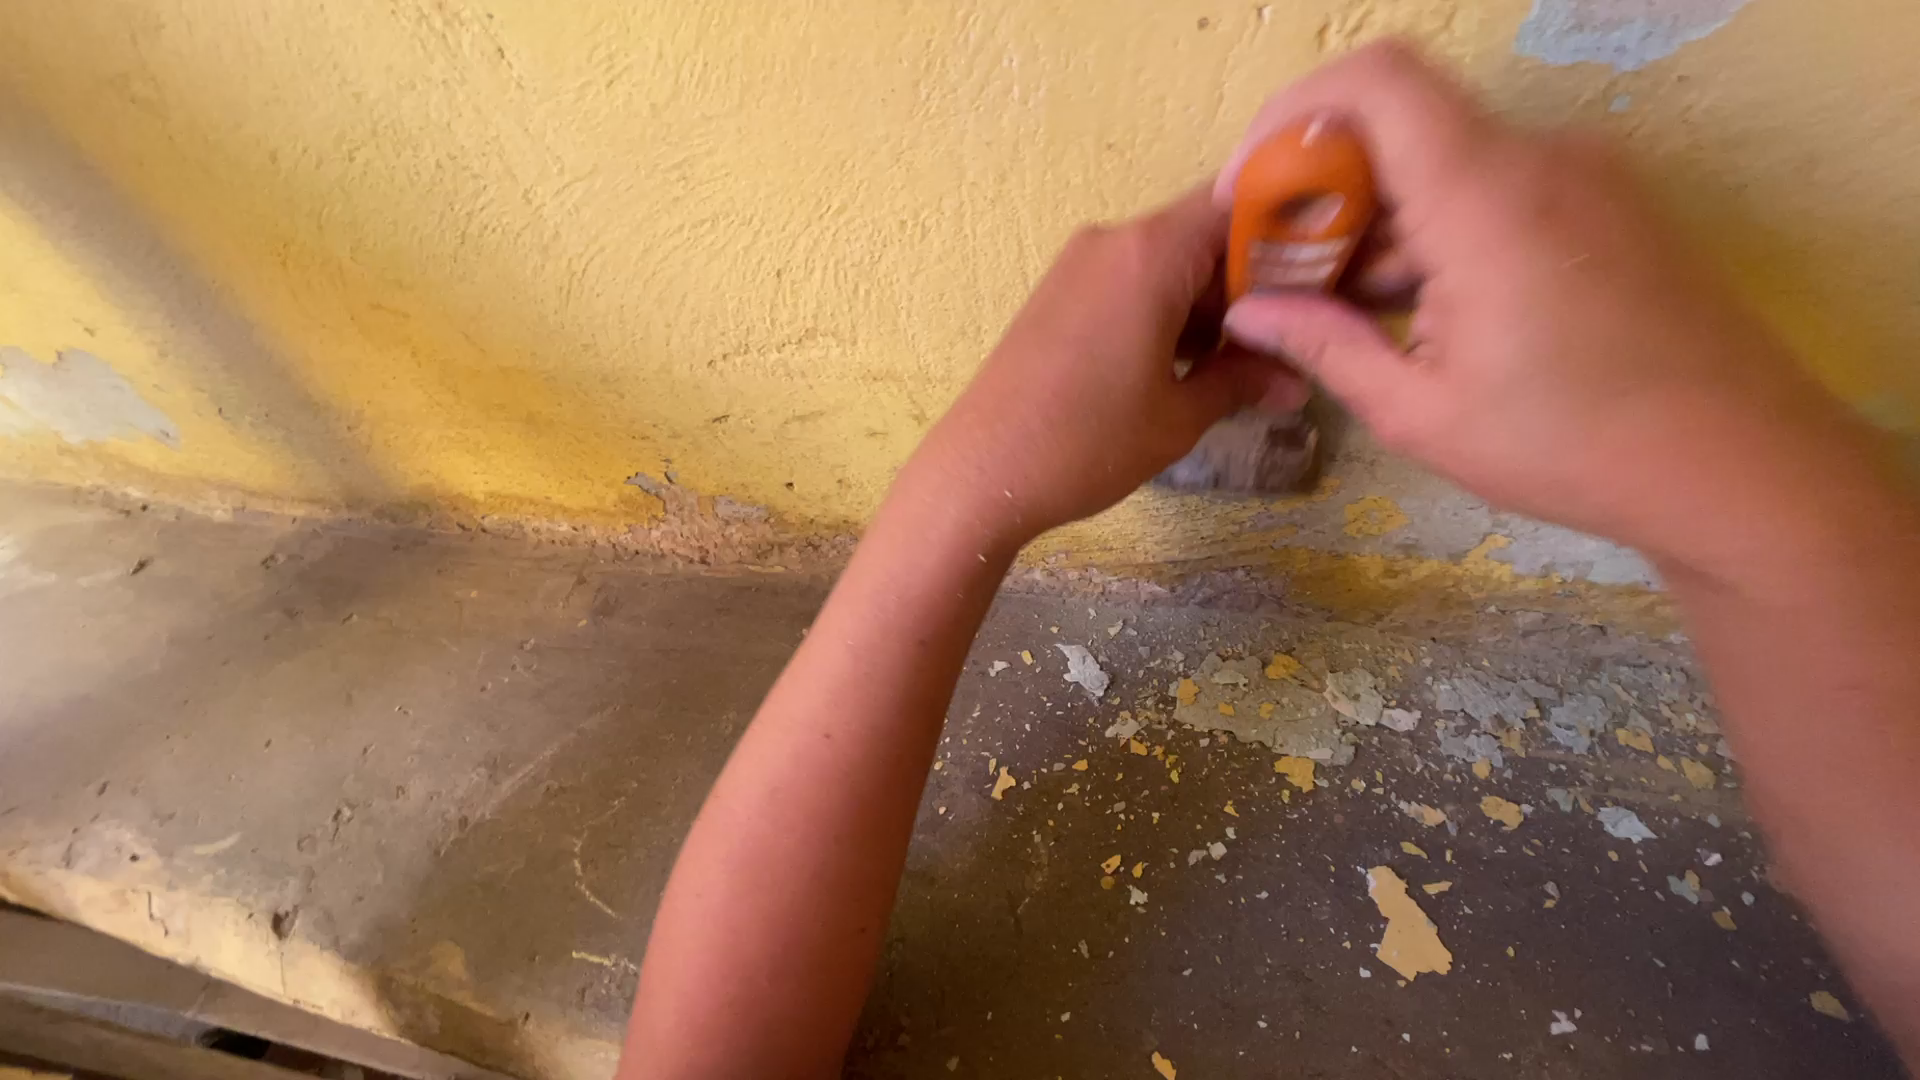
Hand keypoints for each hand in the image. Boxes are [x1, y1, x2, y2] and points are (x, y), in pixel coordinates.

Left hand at [896, 185, 1305, 550]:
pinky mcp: (1055, 299)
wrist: (979, 474)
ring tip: (1240, 365)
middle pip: (1204, 236)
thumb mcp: (1179, 416)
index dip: (1293, 238)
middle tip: (1290, 340)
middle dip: (1251, 285)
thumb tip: (1297, 379)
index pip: (1244, 206)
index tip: (1325, 284)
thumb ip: (1242, 380)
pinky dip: (1164, 315)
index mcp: (1150, 250)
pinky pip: (1128, 286)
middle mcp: (1112, 240)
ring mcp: (1076, 268)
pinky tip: (1183, 366)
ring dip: (1208, 307)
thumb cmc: (1087, 443)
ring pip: (1166, 265)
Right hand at [1215, 42, 1878, 570]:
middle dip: (1314, 191)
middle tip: (1270, 272)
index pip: (1374, 84)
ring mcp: (1574, 177)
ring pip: (1434, 165)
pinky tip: (1394, 307)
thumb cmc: (1561, 443)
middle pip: (1395, 128)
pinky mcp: (1594, 205)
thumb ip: (1322, 345)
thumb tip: (1245, 313)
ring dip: (1365, 223)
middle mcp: (1536, 159)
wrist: (1733, 464)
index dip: (1289, 116)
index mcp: (1485, 199)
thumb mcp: (1414, 408)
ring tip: (1324, 305)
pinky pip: (1480, 192)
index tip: (1243, 190)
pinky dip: (1418, 235)